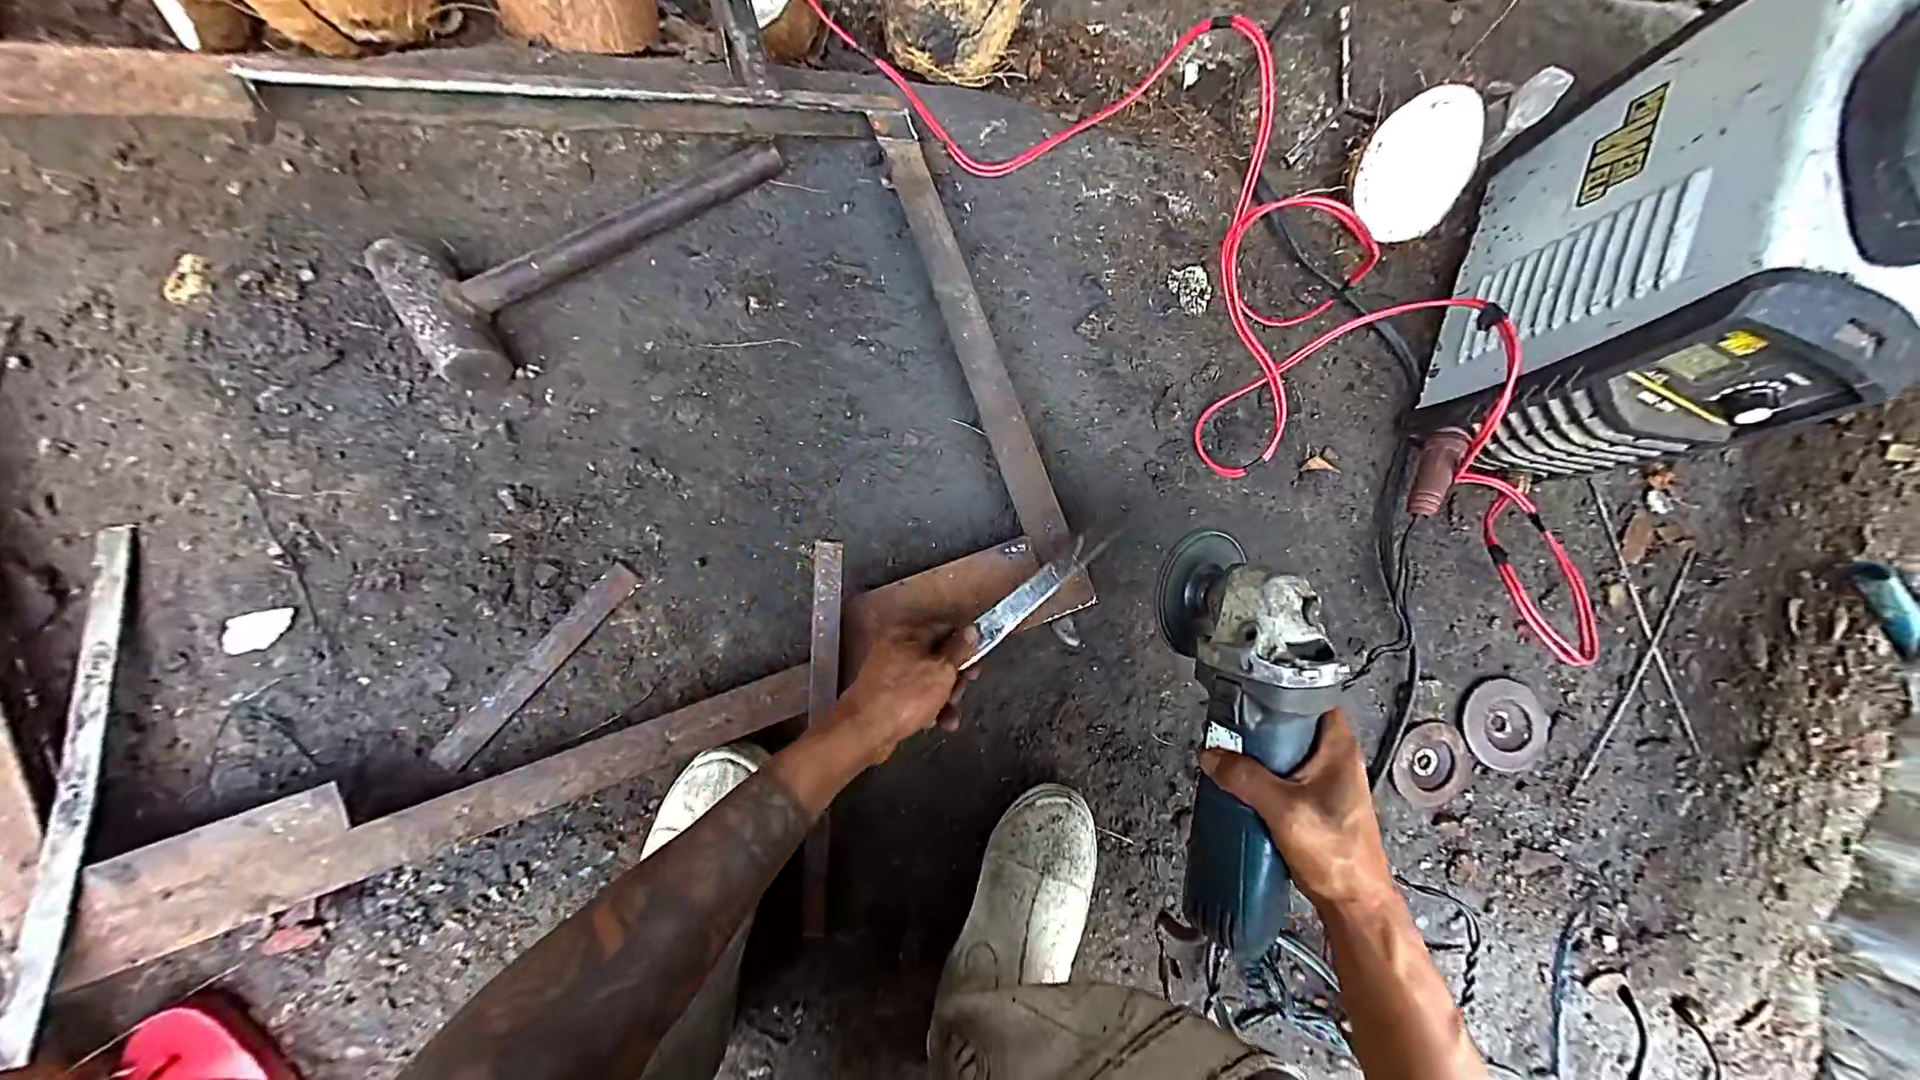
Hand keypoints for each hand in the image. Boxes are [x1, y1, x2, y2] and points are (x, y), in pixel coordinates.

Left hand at [831, 620, 978, 762]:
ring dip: (945, 699)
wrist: (864, 730)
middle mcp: (898, 646)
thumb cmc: (907, 696)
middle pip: (940, 657)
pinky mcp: (888, 694)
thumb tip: (971, 629)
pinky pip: (916, 695)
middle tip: (960, 695)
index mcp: (909, 632)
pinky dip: (928, 707)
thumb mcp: (941, 671)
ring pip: (930, 679)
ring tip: (949, 718)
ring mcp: (891, 671)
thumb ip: (959, 649)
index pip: (947, 630)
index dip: (967, 648)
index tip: (977, 668)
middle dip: (955, 679)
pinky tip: (935, 723)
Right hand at [1197, 709, 1394, 909]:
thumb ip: (1244, 778)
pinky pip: (1283, 778)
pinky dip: (1263, 778)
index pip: (1312, 700)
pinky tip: (1244, 787)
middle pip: (1292, 727)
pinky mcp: (1315, 804)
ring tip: (1233, 758)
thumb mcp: (1282, 809)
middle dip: (1261, 728)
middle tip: (1234, 731)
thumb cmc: (1337, 856)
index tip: (1252, 697)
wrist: (1352, 904)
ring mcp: (1326, 783)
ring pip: (1286, 754)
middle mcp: (1336, 762)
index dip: (1282, 694)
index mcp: (1339, 750)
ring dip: (1259, 756)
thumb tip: (1212, 755)